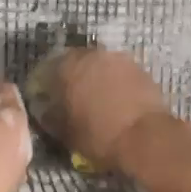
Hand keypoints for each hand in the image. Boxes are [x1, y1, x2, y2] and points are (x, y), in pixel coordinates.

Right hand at [29, 47, 173, 172]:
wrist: (145, 137)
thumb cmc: (98, 135)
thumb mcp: (65, 132)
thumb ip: (51, 115)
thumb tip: (46, 109)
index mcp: (67, 66)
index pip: (48, 68)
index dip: (48, 85)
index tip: (50, 99)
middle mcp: (92, 54)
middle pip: (77, 62)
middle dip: (74, 77)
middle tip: (75, 98)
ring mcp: (119, 58)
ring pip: (100, 65)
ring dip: (96, 78)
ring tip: (98, 99)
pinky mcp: (140, 68)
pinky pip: (120, 73)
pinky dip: (116, 83)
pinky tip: (117, 100)